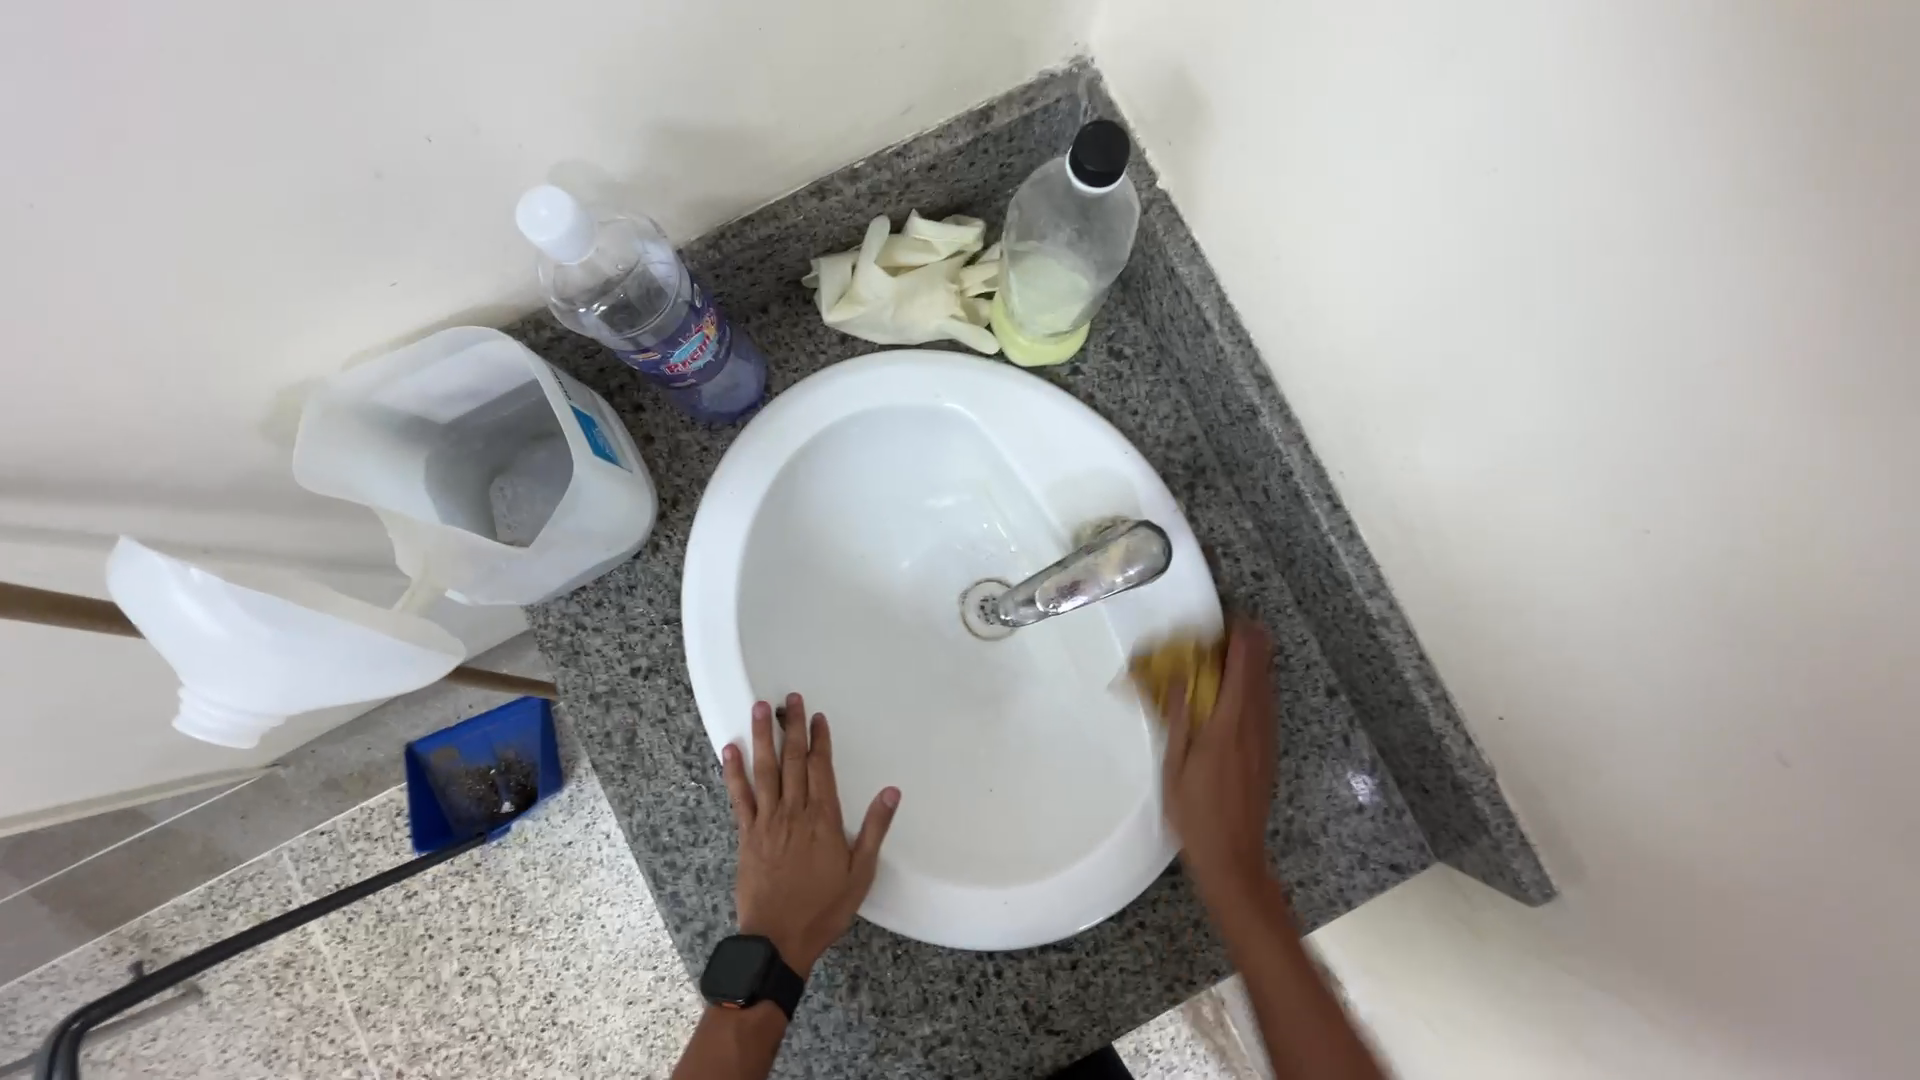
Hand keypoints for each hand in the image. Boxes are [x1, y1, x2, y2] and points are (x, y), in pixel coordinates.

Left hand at [721, 693, 899, 975]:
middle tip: (789, 699)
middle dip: (792, 727)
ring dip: (763, 738)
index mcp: (823, 819)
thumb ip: (875, 829)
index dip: (820, 740)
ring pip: (765, 770)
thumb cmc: (824, 909)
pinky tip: (730, 750)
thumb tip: (891, 792)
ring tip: (760, 709)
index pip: (822, 768)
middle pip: (794, 760)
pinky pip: (739, 796)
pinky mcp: (746, 835)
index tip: (817, 716)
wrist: (778, 940)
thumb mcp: (861, 873)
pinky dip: (733, 772)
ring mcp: (767, 821)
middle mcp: (794, 812)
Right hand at [1161, 617, 1276, 901]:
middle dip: (1252, 642)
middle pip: (1261, 672)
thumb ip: (1178, 717)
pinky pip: (1267, 706)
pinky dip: (1258, 685)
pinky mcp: (1267, 752)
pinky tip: (1246, 684)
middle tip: (1237, 622)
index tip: (1228, 618)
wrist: (1234, 856)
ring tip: (1243, 642)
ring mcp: (1265, 740)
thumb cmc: (1195, 813)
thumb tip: (1178, 677)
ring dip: (1257, 662)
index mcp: (1227, 724)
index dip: (1238, 638)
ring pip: (1268, 688)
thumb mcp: (1174, 765)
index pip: (1241, 668)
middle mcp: (1253, 726)